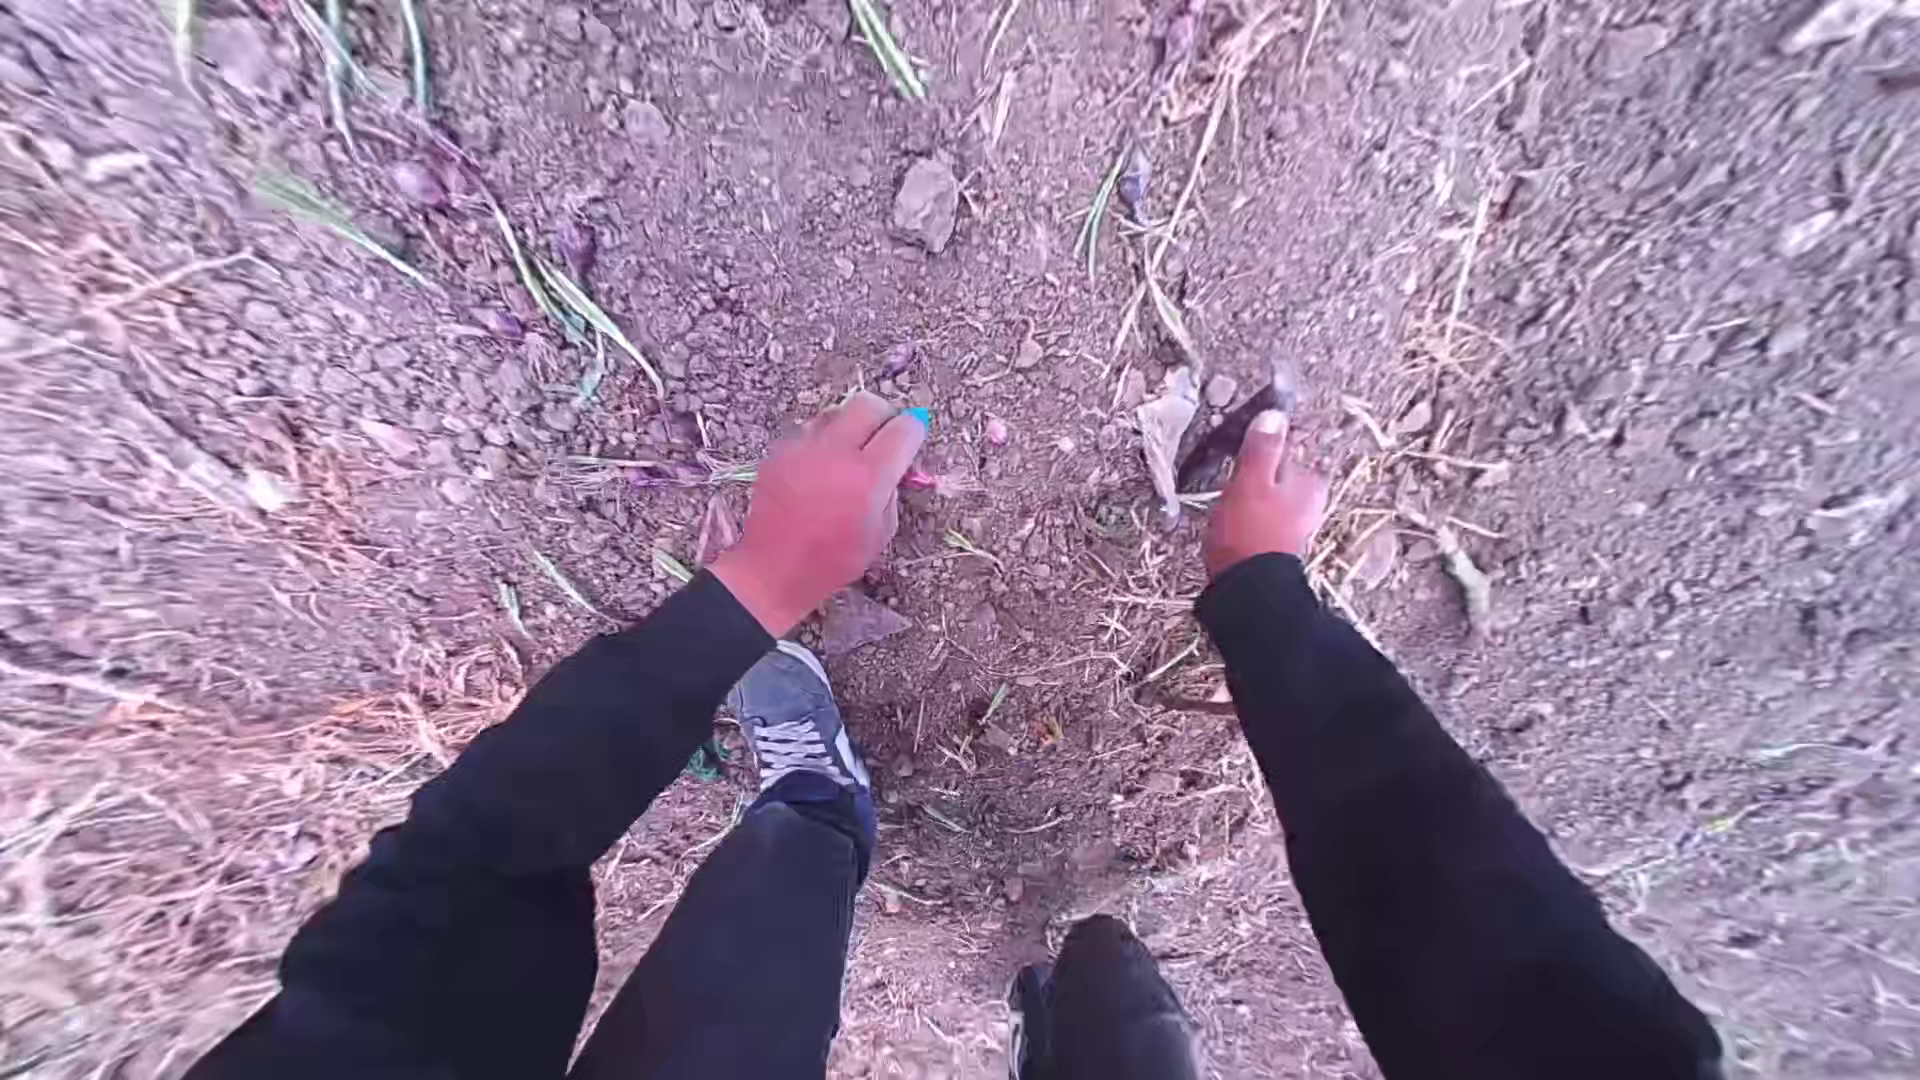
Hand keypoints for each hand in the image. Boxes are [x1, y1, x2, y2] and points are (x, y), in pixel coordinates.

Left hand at [711, 392, 926, 634]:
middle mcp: (836, 453)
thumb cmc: (834, 560)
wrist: (775, 569)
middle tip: (885, 435)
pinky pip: (809, 432)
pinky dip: (823, 442)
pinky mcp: (779, 452)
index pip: (903, 430)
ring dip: (850, 426)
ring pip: (836, 413)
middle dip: (884, 415)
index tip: (914, 435)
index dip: (914, 429)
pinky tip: (821, 468)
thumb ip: (892, 492)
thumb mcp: (881, 533)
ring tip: (850, 454)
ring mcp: (804, 448)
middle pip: (868, 404)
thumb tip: (896, 465)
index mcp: (869, 476)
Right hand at [1204, 410, 1328, 578]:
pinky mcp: (1273, 538)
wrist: (1246, 588)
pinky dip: (1244, 507)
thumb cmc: (1249, 535)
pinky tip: (1229, 515)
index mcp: (1308, 482)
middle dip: (1253, 466)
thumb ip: (1262, 449)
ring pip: (1266, 490)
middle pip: (1276, 468)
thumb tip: (1273, 416)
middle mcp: (1307, 501)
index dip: (1261, 440)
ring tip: (1225, 496)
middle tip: (1229, 472)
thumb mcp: (1251, 482)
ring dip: (1246, 487)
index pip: (1287, 445)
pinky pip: (1258, 510)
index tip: (1239, 443)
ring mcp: (1291, 521)